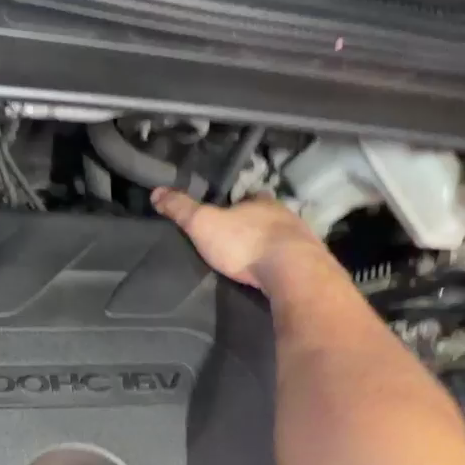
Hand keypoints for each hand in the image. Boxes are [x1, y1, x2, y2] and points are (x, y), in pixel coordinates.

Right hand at [153, 190, 329, 289]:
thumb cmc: (243, 242)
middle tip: (236, 239)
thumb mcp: (203, 224)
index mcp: (260, 201)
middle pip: (265, 216)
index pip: (248, 196)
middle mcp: (284, 214)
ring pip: (280, 236)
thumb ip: (181, 210)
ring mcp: (300, 237)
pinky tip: (269, 273)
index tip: (227, 213)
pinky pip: (290, 258)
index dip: (238, 204)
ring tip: (251, 259)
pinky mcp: (308, 260)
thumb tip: (156, 192)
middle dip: (253, 225)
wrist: (290, 269)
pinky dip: (279, 262)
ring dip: (268, 244)